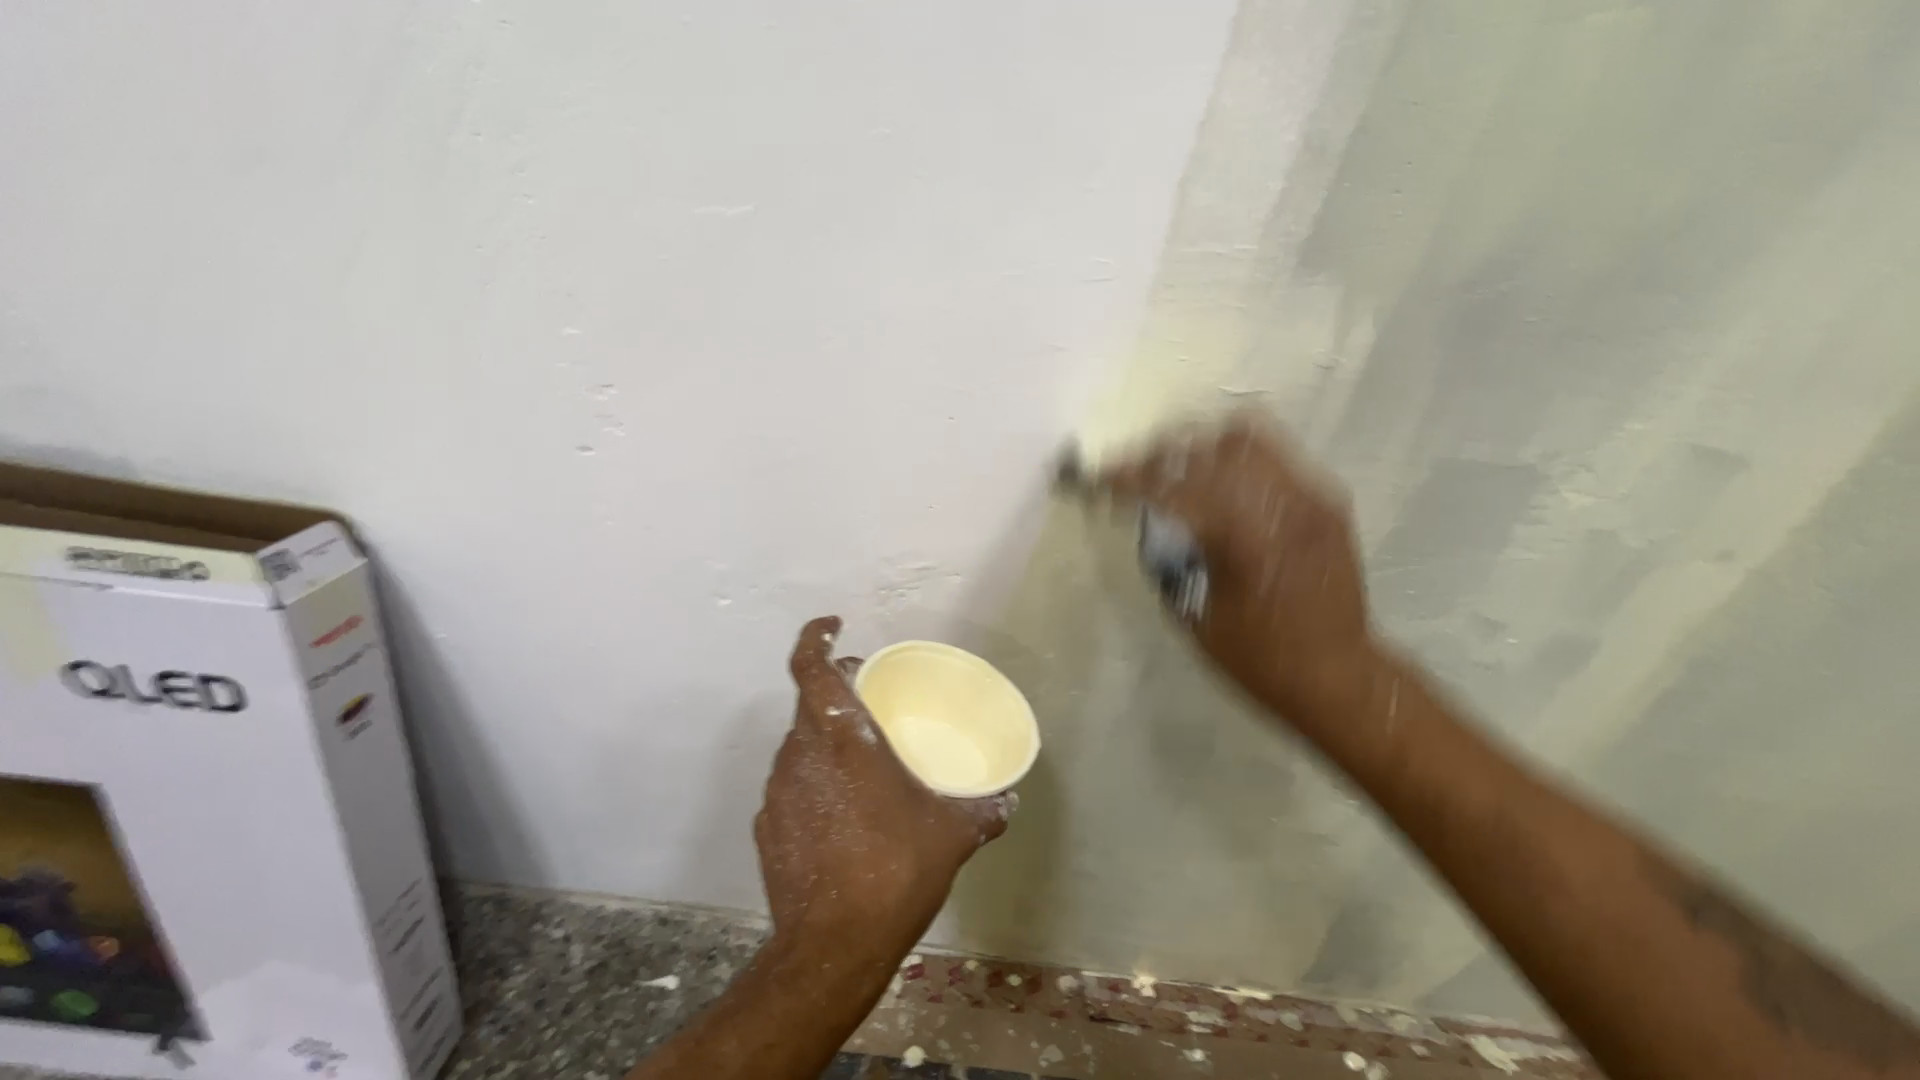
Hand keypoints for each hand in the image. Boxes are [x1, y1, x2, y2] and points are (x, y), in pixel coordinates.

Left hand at [756, 616, 1013, 956]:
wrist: (833, 946)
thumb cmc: (895, 870)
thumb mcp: (952, 836)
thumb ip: (983, 812)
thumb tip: (1006, 802)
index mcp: (841, 739)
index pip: (810, 667)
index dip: (815, 637)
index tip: (834, 626)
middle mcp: (800, 754)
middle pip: (809, 703)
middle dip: (837, 691)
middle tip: (870, 698)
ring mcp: (776, 792)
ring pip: (800, 746)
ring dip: (827, 741)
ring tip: (863, 763)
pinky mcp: (767, 827)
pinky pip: (793, 787)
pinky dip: (815, 784)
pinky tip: (842, 814)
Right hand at [1095, 414, 1376, 719]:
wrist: (1339, 673)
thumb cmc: (1259, 657)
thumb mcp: (1195, 611)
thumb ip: (1173, 557)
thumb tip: (1154, 521)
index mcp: (1241, 538)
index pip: (1172, 484)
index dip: (1129, 477)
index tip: (1101, 480)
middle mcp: (1278, 504)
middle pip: (1206, 447)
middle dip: (1161, 455)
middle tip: (1136, 472)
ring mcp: (1308, 496)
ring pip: (1245, 439)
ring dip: (1202, 449)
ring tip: (1178, 468)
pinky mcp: (1326, 500)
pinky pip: (1276, 457)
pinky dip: (1238, 461)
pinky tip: (1222, 484)